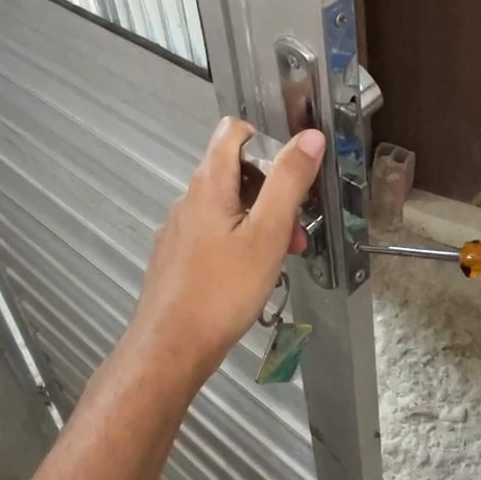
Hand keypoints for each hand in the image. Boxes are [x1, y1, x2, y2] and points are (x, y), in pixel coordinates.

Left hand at [127, 117, 324, 382]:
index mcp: (209, 183)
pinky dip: (240, 239)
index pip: (233, 130)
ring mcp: (179, 228)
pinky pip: (214, 231)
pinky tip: (254, 274)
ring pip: (228, 205)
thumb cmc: (223, 289)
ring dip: (261, 219)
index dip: (266, 137)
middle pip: (235, 170)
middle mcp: (189, 198)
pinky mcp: (177, 256)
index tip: (294, 167)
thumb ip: (288, 181)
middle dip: (273, 190)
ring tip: (284, 256)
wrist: (170, 348)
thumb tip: (310, 136)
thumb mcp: (267, 233)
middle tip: (297, 229)